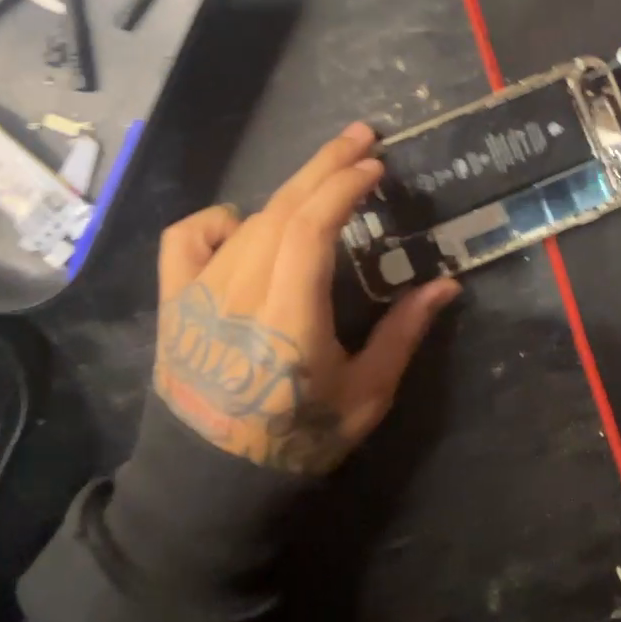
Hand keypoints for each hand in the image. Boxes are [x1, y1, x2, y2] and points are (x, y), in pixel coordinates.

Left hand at [151, 122, 460, 473]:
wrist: (208, 484)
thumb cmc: (297, 440)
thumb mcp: (365, 396)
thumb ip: (404, 334)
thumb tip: (447, 284)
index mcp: (287, 319)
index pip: (310, 228)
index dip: (343, 188)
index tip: (376, 166)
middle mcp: (237, 295)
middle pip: (281, 209)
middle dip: (325, 166)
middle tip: (362, 137)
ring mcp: (197, 296)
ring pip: (248, 220)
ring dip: (291, 190)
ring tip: (326, 174)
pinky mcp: (173, 303)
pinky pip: (188, 238)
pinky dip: (220, 219)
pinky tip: (246, 224)